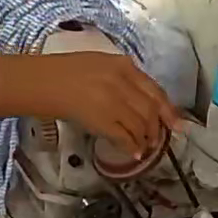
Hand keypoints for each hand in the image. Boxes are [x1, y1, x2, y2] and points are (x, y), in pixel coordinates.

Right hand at [17, 52, 181, 159]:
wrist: (38, 81)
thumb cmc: (64, 73)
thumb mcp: (99, 65)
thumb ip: (123, 79)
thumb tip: (143, 103)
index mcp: (122, 65)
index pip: (155, 90)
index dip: (170, 110)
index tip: (178, 125)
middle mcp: (121, 81)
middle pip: (150, 111)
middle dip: (157, 129)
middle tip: (156, 141)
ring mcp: (112, 100)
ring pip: (141, 125)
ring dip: (145, 140)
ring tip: (144, 148)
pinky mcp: (102, 118)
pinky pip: (125, 137)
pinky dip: (132, 147)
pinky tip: (133, 153)